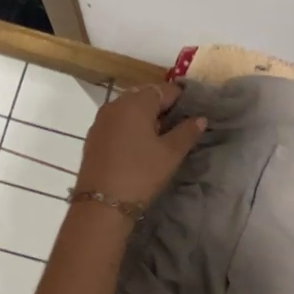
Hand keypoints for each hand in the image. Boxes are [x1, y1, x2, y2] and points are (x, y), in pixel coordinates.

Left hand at [74, 83, 205, 204]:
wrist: (101, 203)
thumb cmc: (141, 174)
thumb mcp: (171, 154)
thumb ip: (187, 132)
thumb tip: (200, 118)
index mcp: (136, 102)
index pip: (164, 90)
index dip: (181, 99)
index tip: (192, 115)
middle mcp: (115, 104)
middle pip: (144, 96)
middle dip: (162, 108)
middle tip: (177, 128)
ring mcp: (101, 120)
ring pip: (128, 109)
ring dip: (145, 118)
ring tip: (159, 139)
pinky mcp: (93, 137)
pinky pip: (116, 123)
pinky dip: (129, 128)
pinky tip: (137, 147)